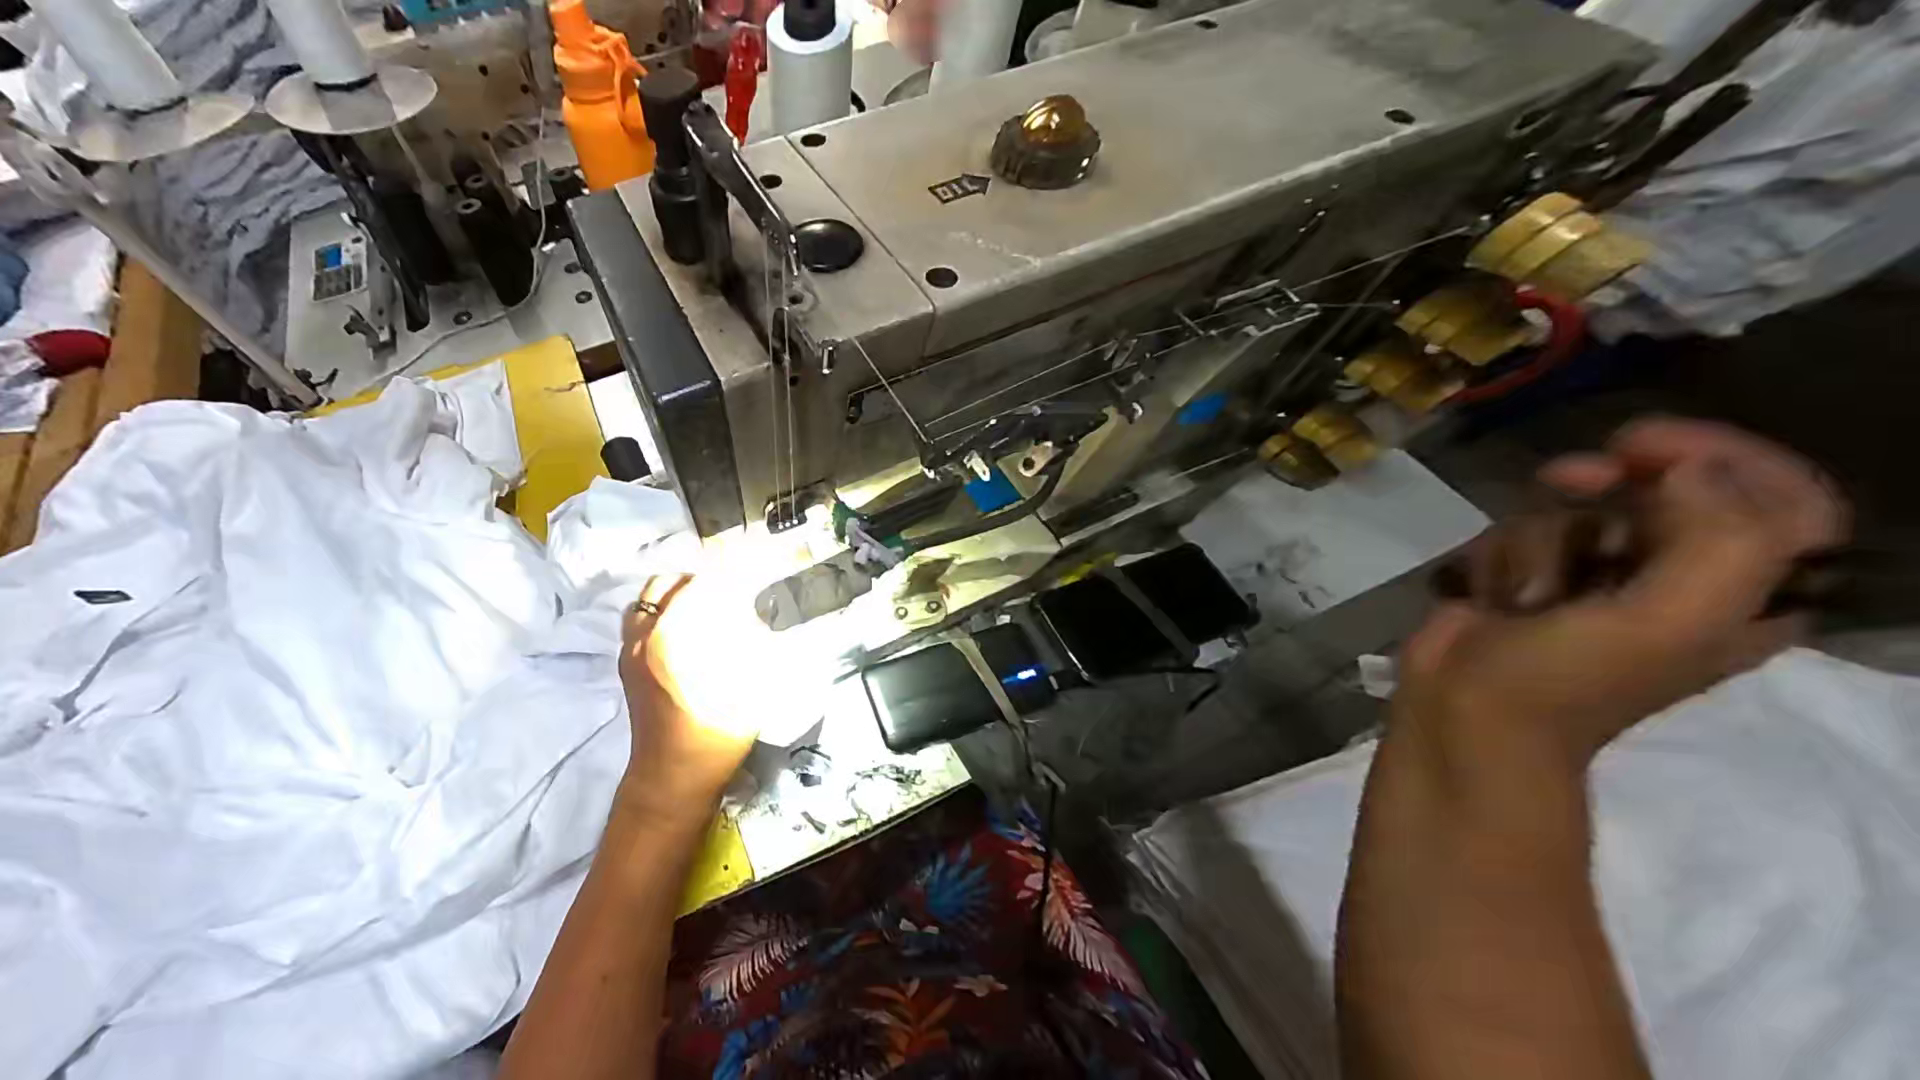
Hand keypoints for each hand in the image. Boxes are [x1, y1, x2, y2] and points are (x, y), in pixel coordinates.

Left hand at [616, 571, 765, 817]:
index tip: (748, 581)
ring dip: (673, 596)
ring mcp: (629, 652)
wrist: (672, 779)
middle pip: (663, 585)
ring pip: (645, 602)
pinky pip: (639, 624)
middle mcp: (643, 638)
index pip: (695, 586)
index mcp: (670, 639)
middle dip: (696, 581)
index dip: (724, 579)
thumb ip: (756, 648)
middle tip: (726, 592)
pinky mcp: (627, 668)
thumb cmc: (714, 735)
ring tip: (703, 608)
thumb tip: (760, 621)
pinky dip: (660, 615)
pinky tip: (687, 633)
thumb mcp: (749, 689)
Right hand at [1396, 417, 1847, 770]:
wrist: (1467, 716)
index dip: (1727, 458)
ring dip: (1539, 539)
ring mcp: (1594, 576)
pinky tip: (1491, 593)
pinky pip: (1520, 531)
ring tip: (1521, 590)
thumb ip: (1718, 543)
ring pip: (1579, 510)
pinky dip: (1500, 555)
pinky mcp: (1530, 575)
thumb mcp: (1666, 625)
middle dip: (1614, 480)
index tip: (1647, 445)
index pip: (1781, 501)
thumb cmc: (1566, 682)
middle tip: (1570, 474)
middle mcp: (1673, 578)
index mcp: (1741, 596)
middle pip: (1669, 492)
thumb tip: (1685, 470)